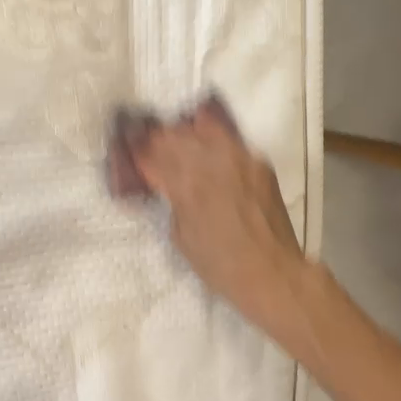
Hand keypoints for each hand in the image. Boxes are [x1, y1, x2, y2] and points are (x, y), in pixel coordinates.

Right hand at [128, 96, 311, 328]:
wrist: (270, 270)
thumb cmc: (220, 265)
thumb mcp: (182, 239)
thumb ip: (173, 205)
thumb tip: (169, 190)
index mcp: (186, 186)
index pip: (153, 157)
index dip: (138, 152)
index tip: (130, 149)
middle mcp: (211, 163)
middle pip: (177, 136)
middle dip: (160, 138)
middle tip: (150, 141)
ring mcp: (238, 158)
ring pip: (204, 130)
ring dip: (186, 133)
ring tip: (178, 138)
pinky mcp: (258, 162)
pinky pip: (229, 141)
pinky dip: (213, 140)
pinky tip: (208, 146)